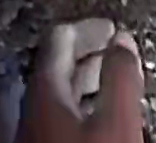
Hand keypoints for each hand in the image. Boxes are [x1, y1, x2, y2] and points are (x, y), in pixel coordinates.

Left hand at [16, 19, 144, 142]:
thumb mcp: (114, 122)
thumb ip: (119, 77)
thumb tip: (122, 38)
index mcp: (44, 85)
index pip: (60, 37)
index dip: (88, 27)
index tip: (114, 29)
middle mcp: (33, 102)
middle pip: (60, 64)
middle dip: (91, 53)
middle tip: (119, 52)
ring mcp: (35, 128)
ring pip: (62, 94)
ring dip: (90, 83)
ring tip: (118, 86)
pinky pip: (63, 116)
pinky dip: (85, 106)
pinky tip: (103, 121)